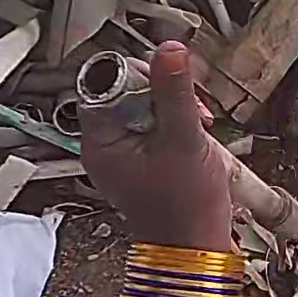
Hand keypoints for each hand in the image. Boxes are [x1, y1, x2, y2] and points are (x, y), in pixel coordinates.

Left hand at [80, 42, 233, 251]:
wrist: (195, 247)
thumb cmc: (186, 208)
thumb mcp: (184, 141)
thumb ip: (175, 93)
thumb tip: (170, 50)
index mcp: (101, 140)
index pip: (107, 82)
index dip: (142, 78)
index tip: (171, 89)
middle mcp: (105, 144)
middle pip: (127, 90)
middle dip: (163, 93)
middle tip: (191, 113)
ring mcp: (123, 151)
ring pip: (144, 104)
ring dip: (174, 107)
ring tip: (196, 128)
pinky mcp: (141, 157)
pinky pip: (153, 123)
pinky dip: (175, 123)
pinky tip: (193, 136)